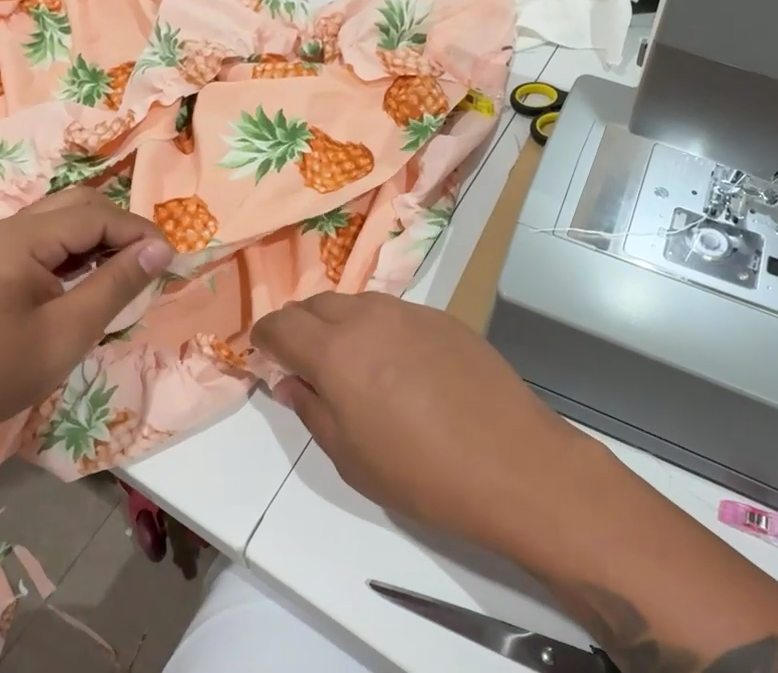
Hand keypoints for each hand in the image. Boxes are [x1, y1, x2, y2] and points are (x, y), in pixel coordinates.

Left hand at [0, 188, 174, 454]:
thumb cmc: (0, 371)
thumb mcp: (70, 330)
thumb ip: (117, 283)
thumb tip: (162, 248)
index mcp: (21, 238)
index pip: (95, 215)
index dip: (138, 232)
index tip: (171, 260)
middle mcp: (7, 231)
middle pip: (78, 206)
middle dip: (121, 227)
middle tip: (151, 261)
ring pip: (63, 221)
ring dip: (100, 238)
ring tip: (130, 270)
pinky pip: (47, 243)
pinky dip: (78, 252)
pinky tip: (94, 279)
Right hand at [251, 293, 594, 551]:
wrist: (512, 463)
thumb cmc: (420, 474)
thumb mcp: (349, 456)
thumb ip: (311, 409)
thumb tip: (289, 381)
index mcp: (336, 350)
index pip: (281, 324)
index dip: (265, 338)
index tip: (266, 357)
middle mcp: (370, 317)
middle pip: (317, 305)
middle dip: (301, 328)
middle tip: (305, 364)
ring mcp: (412, 313)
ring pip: (359, 304)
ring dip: (341, 325)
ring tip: (352, 365)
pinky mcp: (446, 319)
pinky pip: (397, 313)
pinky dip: (381, 330)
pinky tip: (399, 368)